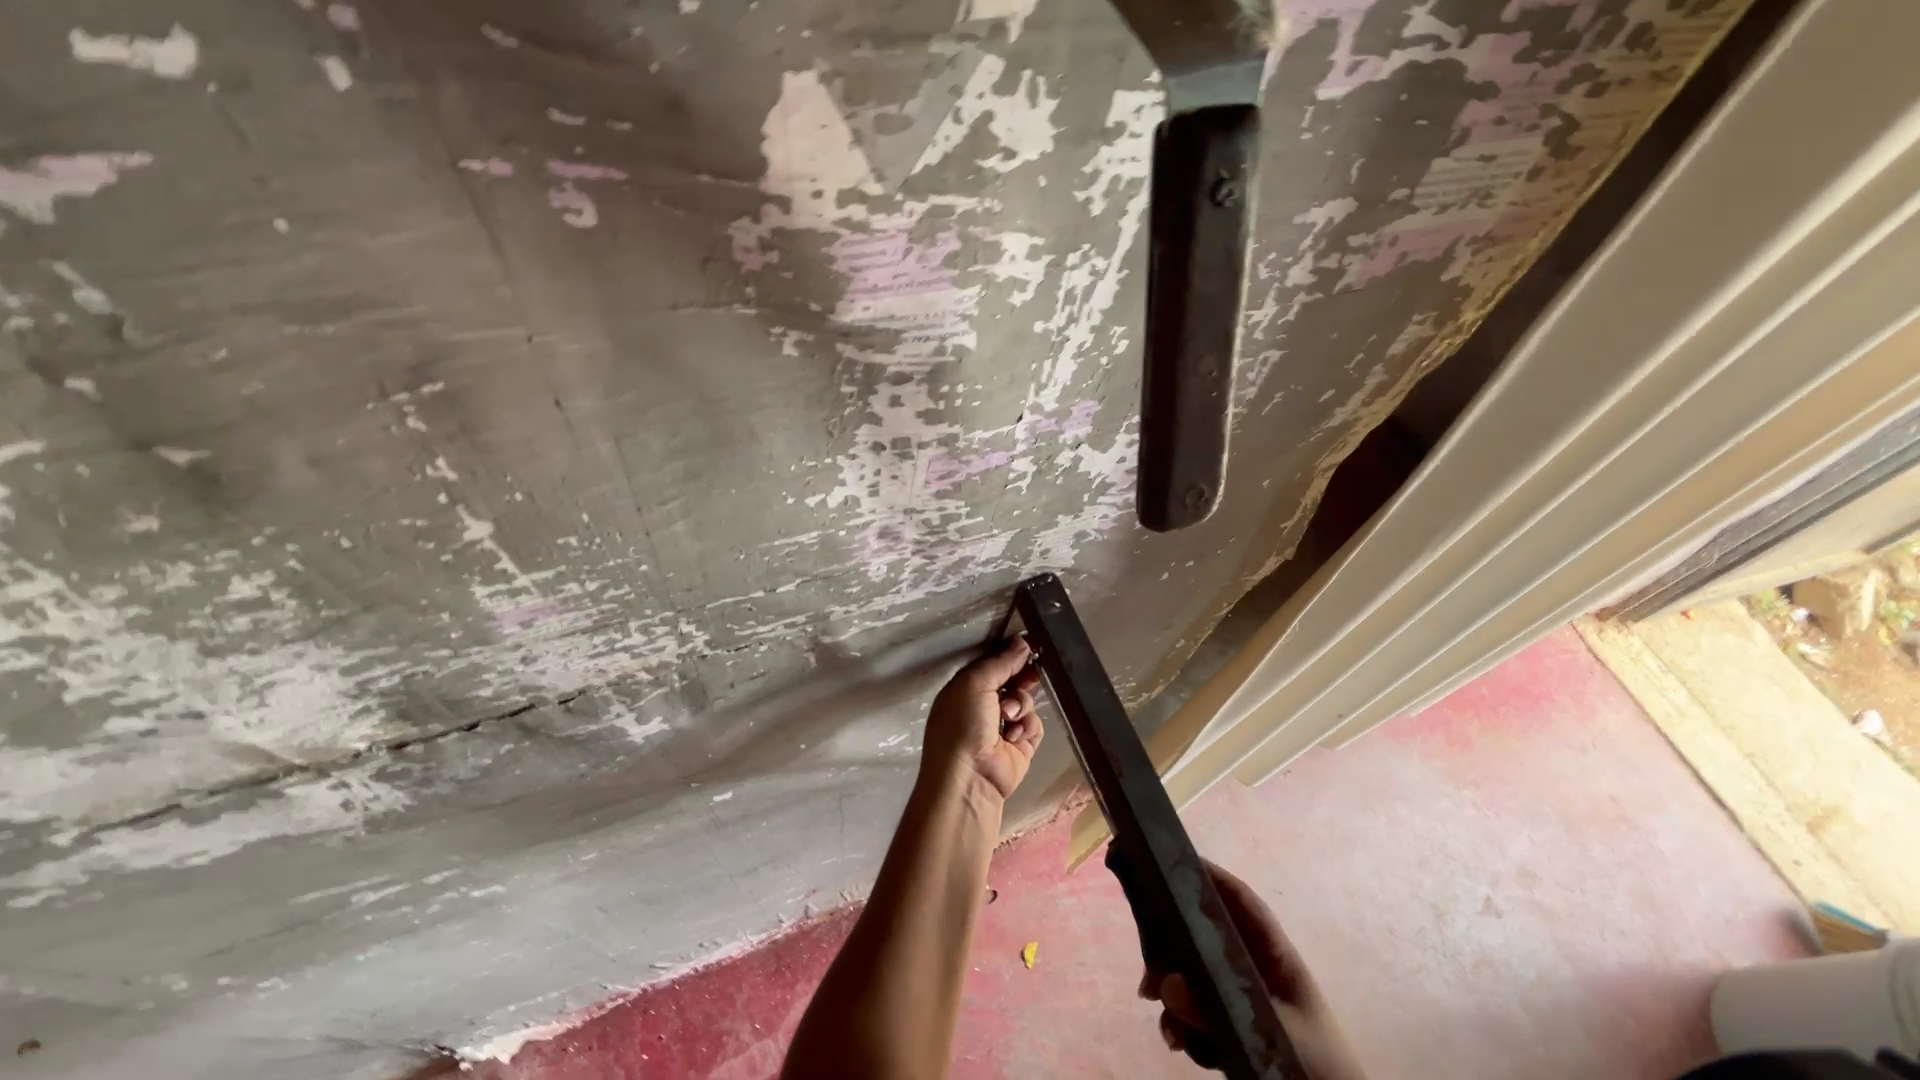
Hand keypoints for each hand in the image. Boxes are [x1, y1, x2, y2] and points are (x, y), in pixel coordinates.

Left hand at [921, 637, 1043, 800]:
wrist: (970, 776)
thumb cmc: (962, 724)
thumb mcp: (974, 683)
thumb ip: (1000, 662)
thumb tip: (1022, 641)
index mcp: (965, 688)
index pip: (992, 664)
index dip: (1009, 655)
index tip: (1029, 645)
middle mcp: (983, 705)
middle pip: (1012, 681)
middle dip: (1021, 677)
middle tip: (1031, 673)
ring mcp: (1002, 726)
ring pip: (1025, 701)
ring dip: (1020, 704)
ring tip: (1008, 716)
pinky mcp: (1020, 745)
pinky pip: (1034, 725)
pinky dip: (1027, 727)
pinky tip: (1014, 736)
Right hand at [1142, 861, 1365, 1079]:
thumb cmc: (1319, 1062)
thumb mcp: (1272, 1033)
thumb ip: (1217, 1008)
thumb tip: (1167, 984)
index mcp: (1273, 953)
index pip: (1238, 900)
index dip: (1205, 875)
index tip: (1166, 861)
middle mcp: (1253, 967)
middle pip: (1202, 935)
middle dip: (1170, 950)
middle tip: (1148, 977)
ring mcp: (1241, 996)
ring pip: (1191, 976)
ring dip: (1171, 996)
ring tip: (1167, 1024)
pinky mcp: (1232, 1026)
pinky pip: (1194, 1013)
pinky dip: (1180, 1025)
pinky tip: (1179, 1045)